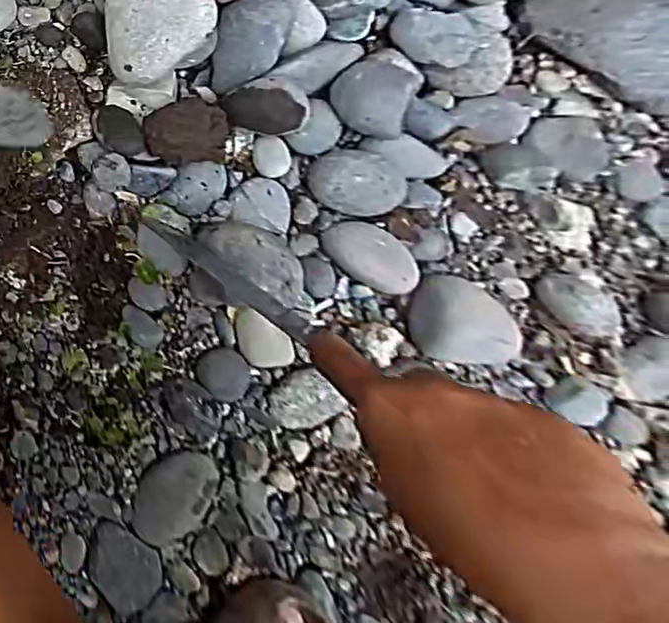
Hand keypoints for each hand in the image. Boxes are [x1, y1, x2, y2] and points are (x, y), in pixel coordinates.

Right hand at [309, 333, 668, 622]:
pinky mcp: (553, 424)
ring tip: (502, 488)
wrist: (581, 562)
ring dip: (481, 438)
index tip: (322, 341)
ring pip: (477, 412)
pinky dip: (529, 452)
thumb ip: (391, 446)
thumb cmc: (476, 534)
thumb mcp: (402, 490)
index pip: (341, 362)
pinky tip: (540, 489)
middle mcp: (435, 393)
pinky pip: (529, 429)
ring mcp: (496, 405)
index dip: (330, 352)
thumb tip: (400, 442)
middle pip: (419, 391)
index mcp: (384, 405)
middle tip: (441, 460)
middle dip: (426, 415)